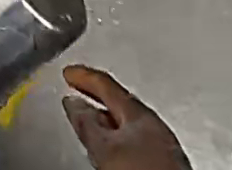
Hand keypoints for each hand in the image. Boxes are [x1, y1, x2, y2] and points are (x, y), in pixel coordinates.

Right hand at [60, 65, 190, 169]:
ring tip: (89, 117)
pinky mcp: (162, 158)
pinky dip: (118, 134)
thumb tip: (73, 103)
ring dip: (105, 116)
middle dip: (95, 94)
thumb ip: (88, 125)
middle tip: (77, 86)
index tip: (69, 72)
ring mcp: (158, 139)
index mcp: (137, 110)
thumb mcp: (107, 148)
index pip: (106, 84)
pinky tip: (113, 147)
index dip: (84, 76)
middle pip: (117, 100)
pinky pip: (134, 137)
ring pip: (126, 120)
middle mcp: (151, 121)